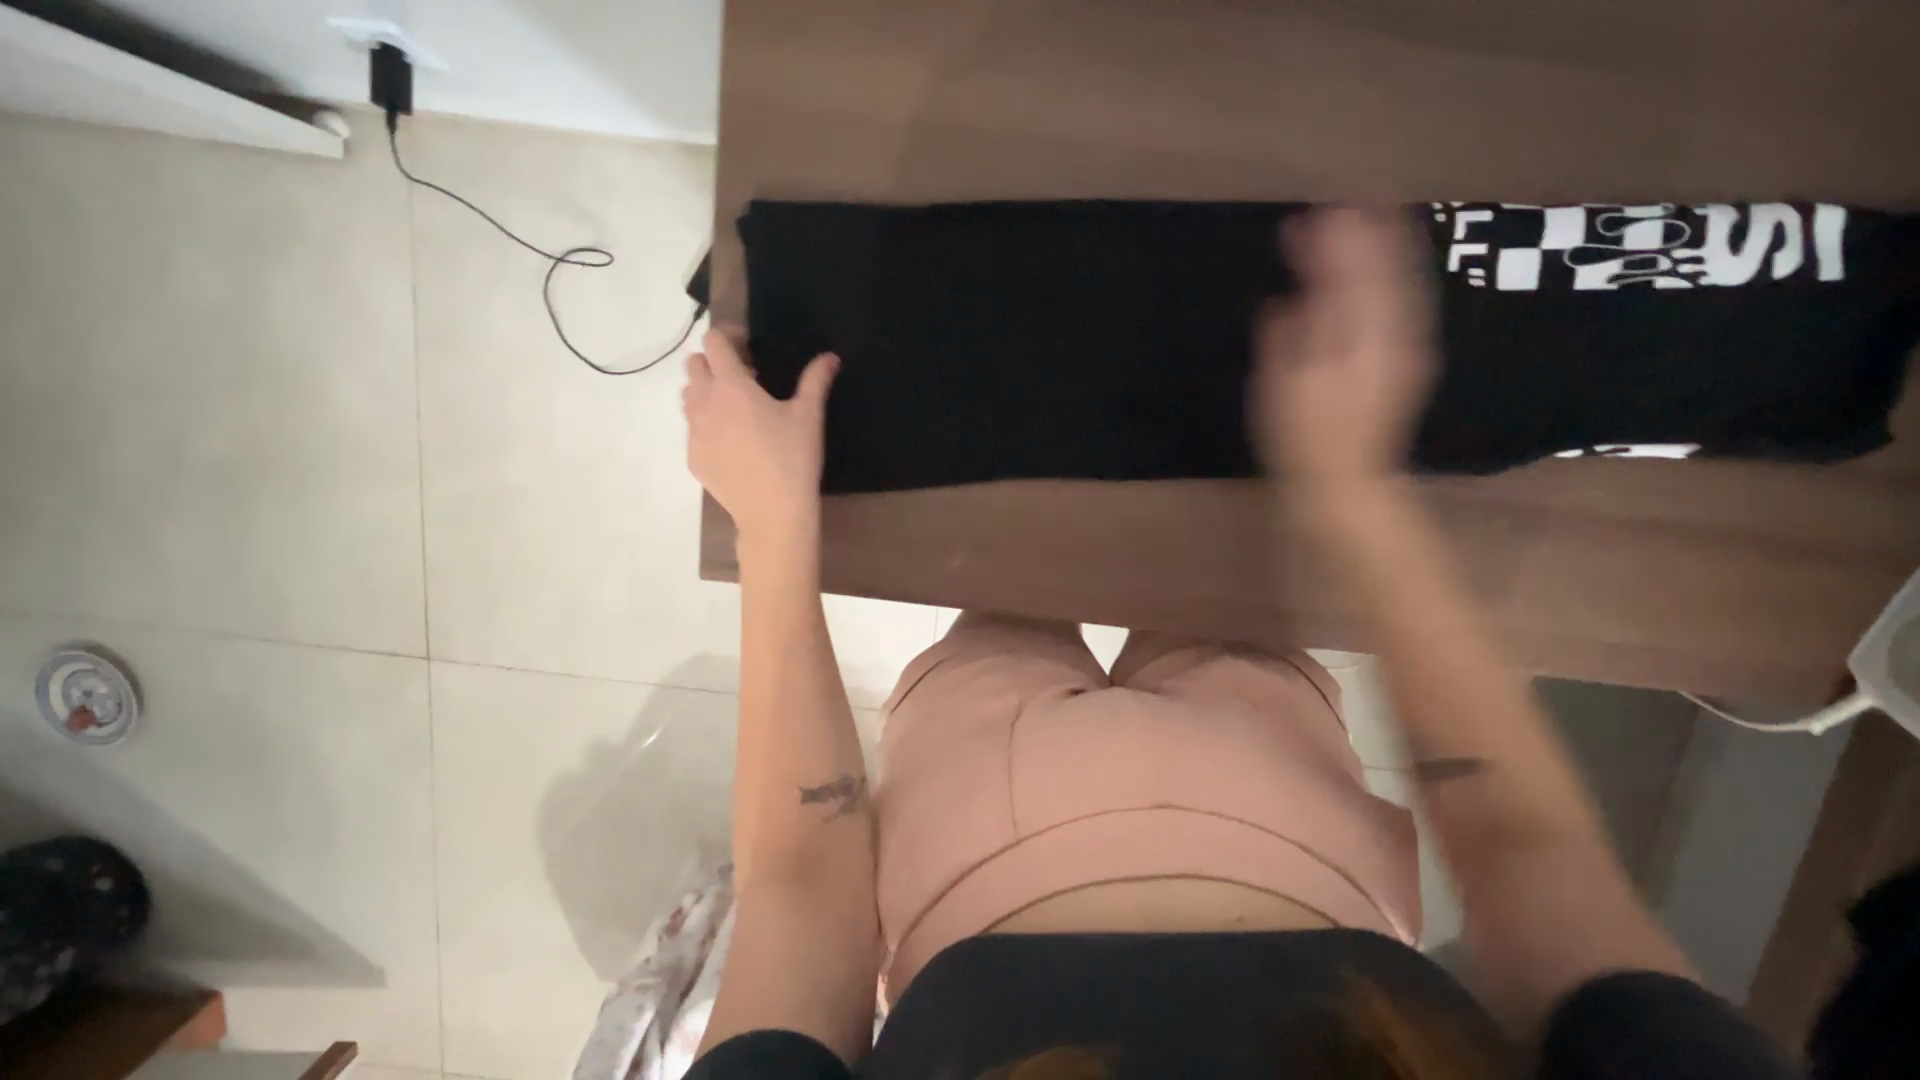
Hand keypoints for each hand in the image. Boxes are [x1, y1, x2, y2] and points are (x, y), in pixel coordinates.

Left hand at [683, 327, 839, 541]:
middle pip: (694, 364)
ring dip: (707, 391)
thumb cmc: (793, 459)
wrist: (771, 513)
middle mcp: (703, 403)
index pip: (713, 342)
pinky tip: (734, 442)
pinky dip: (708, 424)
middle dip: (716, 363)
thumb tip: (830, 357)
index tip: (750, 349)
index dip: (729, 337)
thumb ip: (815, 380)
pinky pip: (692, 429)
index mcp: (731, 386)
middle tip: (745, 378)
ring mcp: (693, 432)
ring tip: (736, 409)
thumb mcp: (809, 416)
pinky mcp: (692, 457)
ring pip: (688, 396)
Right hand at [1251, 208, 1437, 486]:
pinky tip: (1386, 272)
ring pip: (1403, 283)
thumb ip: (1289, 335)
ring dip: (1388, 249)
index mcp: (1361, 333)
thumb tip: (1288, 298)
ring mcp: (1405, 347)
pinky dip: (1396, 277)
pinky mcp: (1405, 361)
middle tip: (1349, 200)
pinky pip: (1406, 303)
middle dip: (1368, 233)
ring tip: (1375, 218)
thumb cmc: (1304, 438)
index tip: (1314, 211)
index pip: (1353, 270)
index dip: (1336, 238)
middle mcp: (1393, 332)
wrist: (1345, 486)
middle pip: (1388, 269)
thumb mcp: (1285, 384)